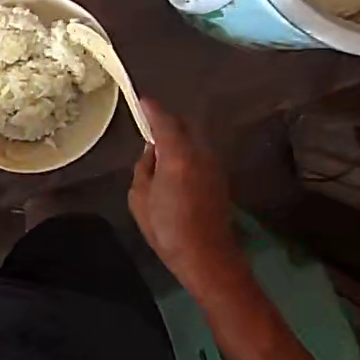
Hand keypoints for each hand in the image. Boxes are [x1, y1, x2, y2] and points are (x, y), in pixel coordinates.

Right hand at [129, 99, 241, 291]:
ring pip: (195, 140)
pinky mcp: (220, 179)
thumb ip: (143, 168)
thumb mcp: (139, 198)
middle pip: (184, 125)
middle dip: (167, 122)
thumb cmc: (167, 229)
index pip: (165, 121)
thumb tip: (151, 153)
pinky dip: (187, 152)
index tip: (142, 101)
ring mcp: (213, 166)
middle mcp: (200, 154)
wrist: (207, 258)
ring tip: (161, 147)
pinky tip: (175, 167)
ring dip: (179, 138)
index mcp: (178, 156)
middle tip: (149, 125)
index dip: (152, 109)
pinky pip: (200, 154)